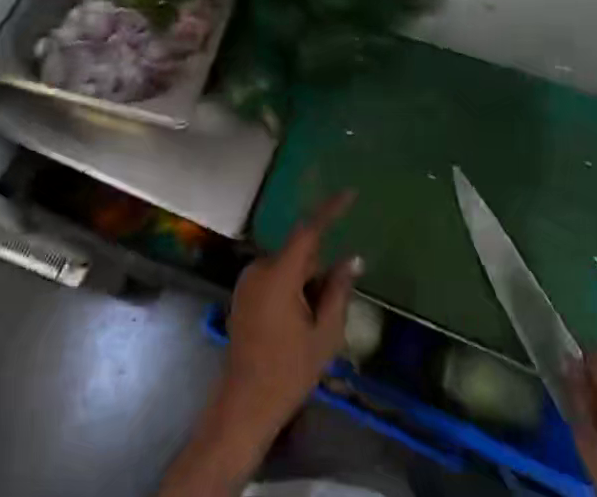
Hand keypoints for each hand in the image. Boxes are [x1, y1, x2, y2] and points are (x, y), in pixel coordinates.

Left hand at [220, 190, 361, 434]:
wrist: (246, 402)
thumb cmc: (290, 370)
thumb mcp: (325, 333)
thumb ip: (339, 290)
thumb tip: (353, 258)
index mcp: (279, 275)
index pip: (308, 231)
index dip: (330, 210)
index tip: (350, 193)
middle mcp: (259, 269)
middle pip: (300, 254)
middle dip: (319, 271)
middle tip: (328, 310)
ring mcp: (247, 281)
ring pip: (289, 267)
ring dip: (305, 282)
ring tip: (311, 324)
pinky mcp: (243, 293)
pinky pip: (275, 277)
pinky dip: (291, 289)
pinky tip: (296, 323)